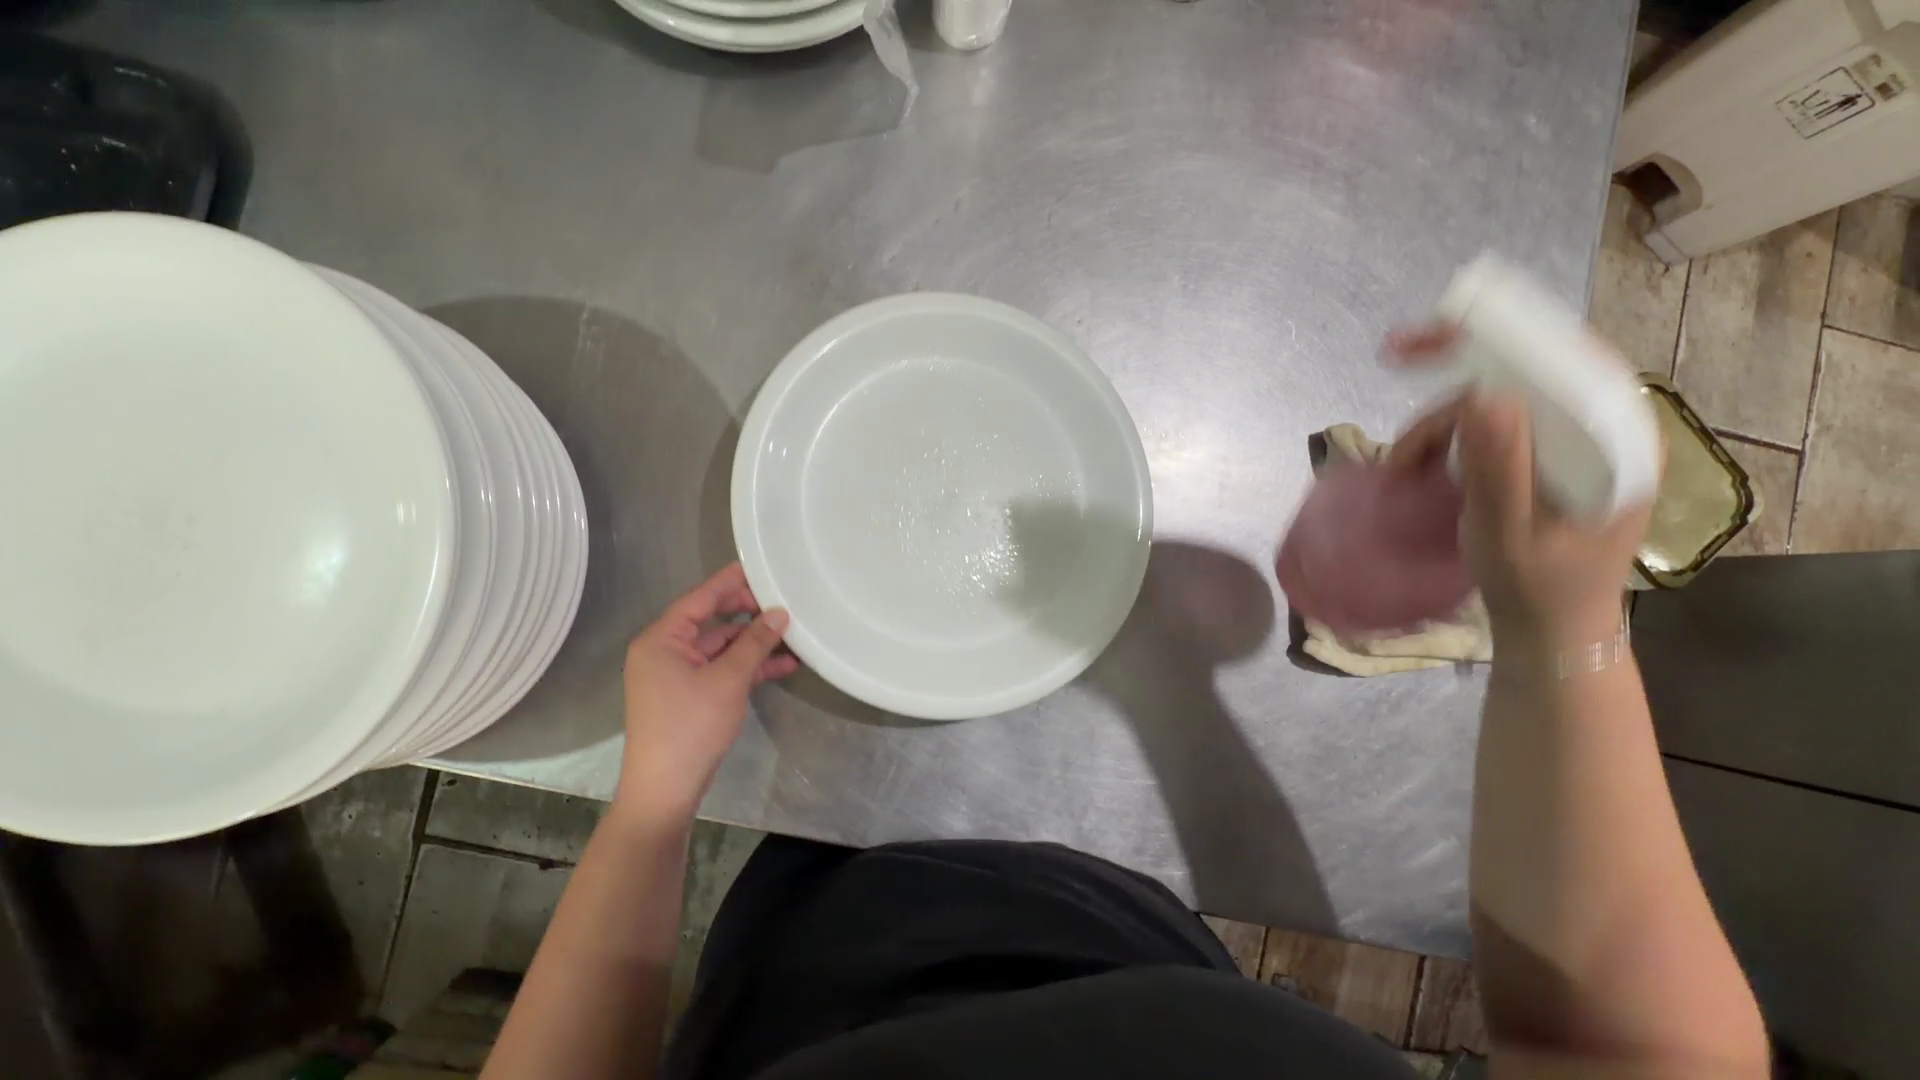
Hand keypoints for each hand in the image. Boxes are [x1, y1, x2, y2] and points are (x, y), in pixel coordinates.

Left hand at [617, 563, 798, 819]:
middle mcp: (664, 652)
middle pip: (710, 622)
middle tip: (781, 601)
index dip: (729, 582)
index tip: (758, 566)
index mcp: (661, 639)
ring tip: (791, 633)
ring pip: (720, 648)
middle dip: (747, 614)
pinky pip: (720, 670)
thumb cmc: (691, 726)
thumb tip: (779, 613)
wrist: (666, 788)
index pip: (699, 599)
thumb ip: (754, 643)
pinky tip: (781, 665)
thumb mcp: (728, 680)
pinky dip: (746, 668)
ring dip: (752, 643)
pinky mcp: (688, 697)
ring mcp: (675, 676)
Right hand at [1386, 325, 1653, 654]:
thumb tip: (1484, 397)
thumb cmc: (1538, 590)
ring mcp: (1579, 444)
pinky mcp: (1552, 458)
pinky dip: (1451, 435)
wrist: (1552, 633)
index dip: (1503, 336)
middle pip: (1530, 370)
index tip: (1432, 336)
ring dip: (1442, 420)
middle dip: (1455, 375)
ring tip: (1401, 465)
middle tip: (1396, 365)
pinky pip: (1498, 423)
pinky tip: (1422, 464)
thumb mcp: (1510, 534)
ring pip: (1504, 398)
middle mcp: (1608, 430)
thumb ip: (1501, 468)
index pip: (1569, 358)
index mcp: (1620, 443)